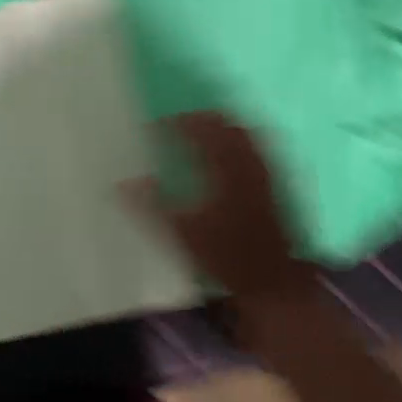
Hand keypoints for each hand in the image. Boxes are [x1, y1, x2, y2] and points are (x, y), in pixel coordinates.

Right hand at [121, 112, 314, 303]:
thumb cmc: (225, 259)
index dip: (177, 123)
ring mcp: (268, 174)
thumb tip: (123, 183)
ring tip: (202, 130)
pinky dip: (241, 141)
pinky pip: (259, 149)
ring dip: (223, 126)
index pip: (201, 131)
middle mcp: (250, 165)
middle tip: (179, 122)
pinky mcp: (278, 186)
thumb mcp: (181, 234)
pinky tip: (229, 153)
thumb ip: (151, 206)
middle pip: (228, 124)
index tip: (156, 126)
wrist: (275, 284)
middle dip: (202, 118)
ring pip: (247, 133)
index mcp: (225, 171)